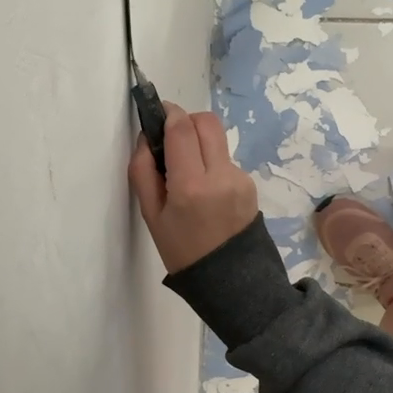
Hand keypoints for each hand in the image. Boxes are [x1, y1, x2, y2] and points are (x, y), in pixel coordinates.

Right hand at [129, 102, 258, 273]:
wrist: (230, 280)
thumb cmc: (182, 251)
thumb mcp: (151, 215)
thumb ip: (143, 172)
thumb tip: (146, 138)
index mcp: (190, 186)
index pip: (182, 129)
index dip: (168, 113)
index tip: (157, 112)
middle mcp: (220, 175)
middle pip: (206, 122)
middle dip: (186, 120)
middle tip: (170, 137)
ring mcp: (239, 178)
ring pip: (217, 139)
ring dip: (198, 143)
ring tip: (186, 172)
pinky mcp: (249, 184)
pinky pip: (225, 159)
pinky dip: (210, 163)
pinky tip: (204, 190)